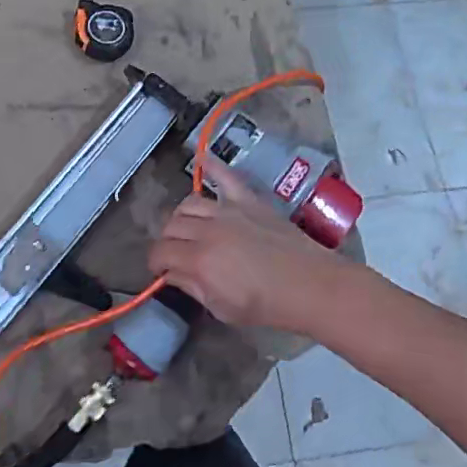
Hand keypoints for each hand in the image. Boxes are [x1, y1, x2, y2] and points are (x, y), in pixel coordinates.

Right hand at [148, 157, 355, 330]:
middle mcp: (208, 230)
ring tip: (188, 228)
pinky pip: (226, 177)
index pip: (160, 252)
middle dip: (166, 242)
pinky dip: (213, 166)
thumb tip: (171, 274)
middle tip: (176, 254)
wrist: (311, 286)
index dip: (155, 264)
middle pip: (170, 226)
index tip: (160, 271)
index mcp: (199, 260)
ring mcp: (229, 211)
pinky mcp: (249, 201)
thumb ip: (191, 287)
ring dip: (181, 217)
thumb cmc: (267, 305)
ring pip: (188, 204)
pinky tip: (201, 158)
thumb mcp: (221, 309)